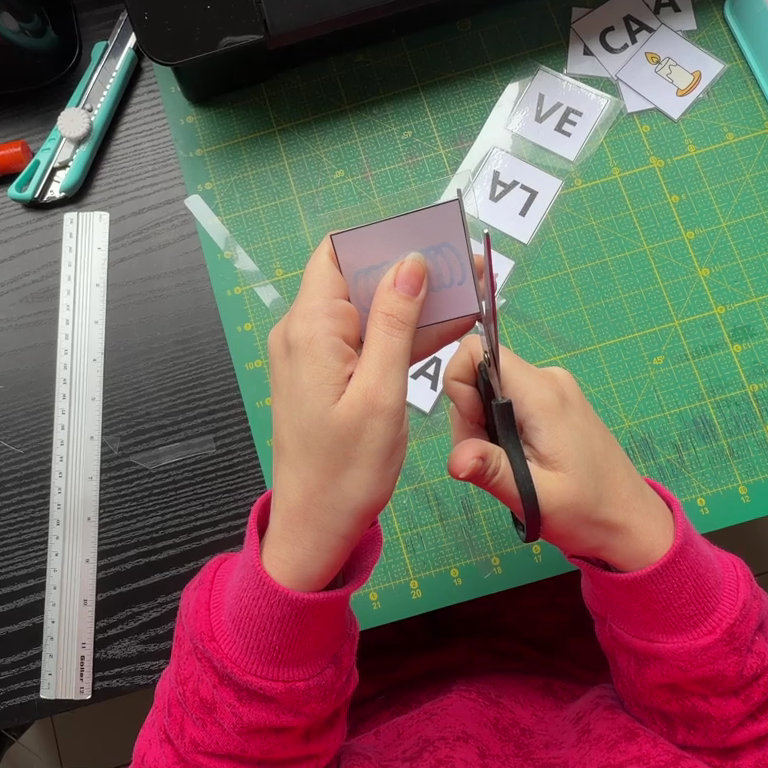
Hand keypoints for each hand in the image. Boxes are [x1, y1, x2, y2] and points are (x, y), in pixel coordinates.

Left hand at [262, 240, 478, 590]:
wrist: (315, 525)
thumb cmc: (346, 470)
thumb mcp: (381, 393)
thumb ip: (395, 323)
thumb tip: (409, 262)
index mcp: (310, 328)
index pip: (338, 255)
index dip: (381, 242)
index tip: (428, 242)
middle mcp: (303, 332)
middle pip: (355, 278)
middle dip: (406, 269)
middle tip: (461, 266)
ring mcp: (313, 353)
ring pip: (365, 309)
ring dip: (409, 301)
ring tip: (464, 290)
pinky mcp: (327, 373)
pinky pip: (364, 339)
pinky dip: (398, 333)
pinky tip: (444, 327)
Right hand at [444, 336, 673, 570]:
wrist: (631, 522)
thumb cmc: (587, 511)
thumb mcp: (535, 496)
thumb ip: (492, 470)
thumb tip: (453, 459)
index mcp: (541, 393)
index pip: (474, 352)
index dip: (459, 386)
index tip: (475, 429)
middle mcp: (546, 379)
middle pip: (478, 376)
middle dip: (471, 420)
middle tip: (495, 462)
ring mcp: (551, 389)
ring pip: (489, 392)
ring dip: (484, 429)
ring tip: (511, 467)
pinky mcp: (552, 402)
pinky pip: (506, 402)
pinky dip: (499, 430)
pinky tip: (519, 460)